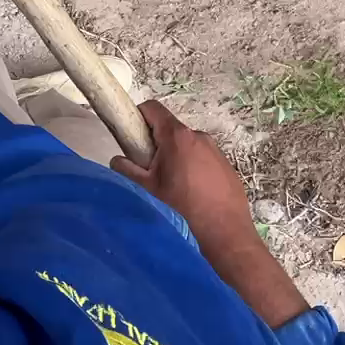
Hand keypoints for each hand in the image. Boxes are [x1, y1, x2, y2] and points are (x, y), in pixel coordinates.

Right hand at [112, 101, 309, 327]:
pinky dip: (193, 169)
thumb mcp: (146, 190)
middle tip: (151, 172)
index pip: (152, 108)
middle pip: (169, 130)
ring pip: (186, 146)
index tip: (132, 137)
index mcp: (177, 137)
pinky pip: (203, 159)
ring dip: (176, 158)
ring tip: (173, 189)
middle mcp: (199, 136)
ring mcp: (216, 150)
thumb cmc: (181, 209)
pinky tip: (193, 196)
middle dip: (156, 145)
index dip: (138, 117)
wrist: (226, 236)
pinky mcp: (227, 166)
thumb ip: (126, 169)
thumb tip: (117, 160)